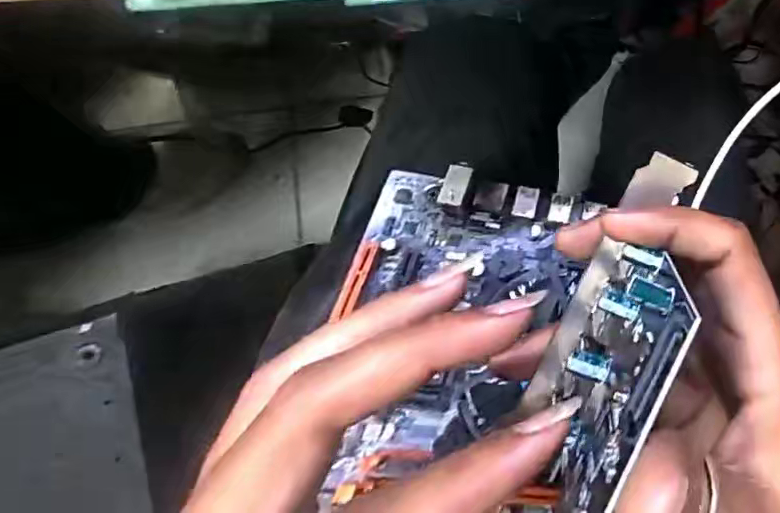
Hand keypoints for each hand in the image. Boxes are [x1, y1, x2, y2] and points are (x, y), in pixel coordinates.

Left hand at [186, 267, 572, 512]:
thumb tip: (547, 445)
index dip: (476, 470)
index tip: (553, 422)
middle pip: (298, 409)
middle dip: (416, 346)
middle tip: (503, 313)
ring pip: (281, 382)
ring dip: (382, 322)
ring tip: (457, 287)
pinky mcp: (226, 501)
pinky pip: (278, 398)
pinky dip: (348, 348)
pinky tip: (398, 328)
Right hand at [557, 208, 779, 512]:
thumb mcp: (748, 510)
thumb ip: (693, 493)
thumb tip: (645, 469)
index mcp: (766, 355)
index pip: (729, 257)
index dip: (675, 226)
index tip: (610, 227)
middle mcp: (736, 353)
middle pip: (685, 275)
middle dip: (625, 255)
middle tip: (565, 255)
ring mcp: (708, 383)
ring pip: (653, 323)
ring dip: (596, 318)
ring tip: (531, 339)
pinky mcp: (684, 416)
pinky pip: (637, 375)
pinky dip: (595, 371)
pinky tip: (548, 388)